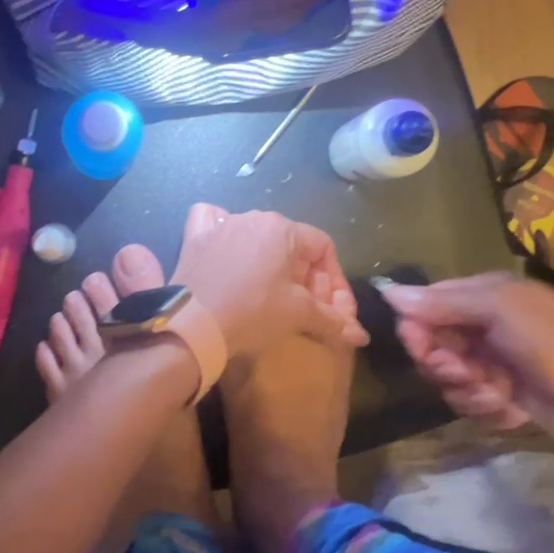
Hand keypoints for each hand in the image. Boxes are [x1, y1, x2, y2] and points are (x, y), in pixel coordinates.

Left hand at [170, 203, 368, 358]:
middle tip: (308, 310)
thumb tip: (361, 335)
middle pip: (292, 246)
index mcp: (283, 228)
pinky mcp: (194, 238)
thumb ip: (333, 319)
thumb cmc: (252, 312)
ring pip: (257, 237)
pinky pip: (214, 224)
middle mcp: (253, 217)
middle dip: (306, 277)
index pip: (323, 247)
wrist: (192, 325)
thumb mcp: (298, 315)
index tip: (333, 309)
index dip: (334, 280)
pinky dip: (223, 233)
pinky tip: (227, 251)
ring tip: (273, 296)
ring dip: (272, 264)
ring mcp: (221, 224)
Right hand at [380, 272, 553, 436]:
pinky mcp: (503, 396)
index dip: (418, 330)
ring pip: (448, 380)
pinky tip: (509, 408)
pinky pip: (471, 404)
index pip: (427, 308)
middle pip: (433, 347)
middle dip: (444, 365)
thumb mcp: (498, 308)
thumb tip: (388, 292)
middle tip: (465, 373)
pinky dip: (487, 409)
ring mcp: (493, 364)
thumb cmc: (552, 341)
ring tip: (496, 394)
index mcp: (483, 297)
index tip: (421, 347)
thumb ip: (442, 302)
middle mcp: (484, 327)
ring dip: (467, 391)